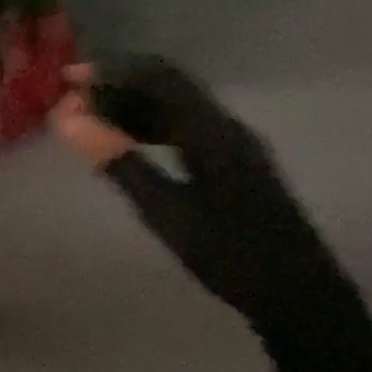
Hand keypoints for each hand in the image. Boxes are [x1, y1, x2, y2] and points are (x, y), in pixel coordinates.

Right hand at [55, 57, 371, 371]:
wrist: (304, 301)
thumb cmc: (231, 256)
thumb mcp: (165, 212)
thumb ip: (118, 161)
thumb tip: (68, 120)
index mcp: (212, 131)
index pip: (156, 77)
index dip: (110, 71)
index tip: (68, 80)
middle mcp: (225, 126)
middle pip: (166, 84)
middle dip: (117, 86)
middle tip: (74, 102)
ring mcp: (234, 144)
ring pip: (175, 105)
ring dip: (132, 105)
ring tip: (91, 123)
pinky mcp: (234, 162)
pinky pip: (185, 126)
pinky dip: (150, 125)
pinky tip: (127, 143)